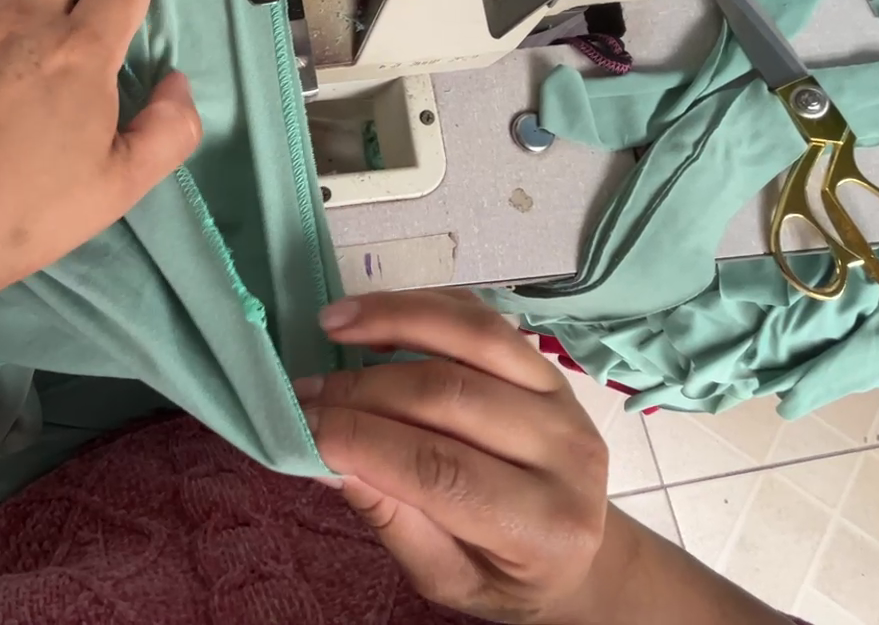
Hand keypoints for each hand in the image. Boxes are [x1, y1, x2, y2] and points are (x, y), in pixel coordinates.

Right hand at [294, 290, 613, 623]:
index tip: (303, 426)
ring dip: (391, 319)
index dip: (361, 440)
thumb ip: (388, 515)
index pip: (439, 469)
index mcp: (544, 524)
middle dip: (360, 389)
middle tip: (305, 392)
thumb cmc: (499, 570)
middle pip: (448, 395)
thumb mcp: (441, 574)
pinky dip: (417, 303)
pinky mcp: (542, 358)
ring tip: (331, 324)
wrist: (575, 551)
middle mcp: (565, 452)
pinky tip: (369, 314)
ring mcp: (559, 393)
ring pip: (470, 333)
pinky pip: (475, 313)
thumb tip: (322, 454)